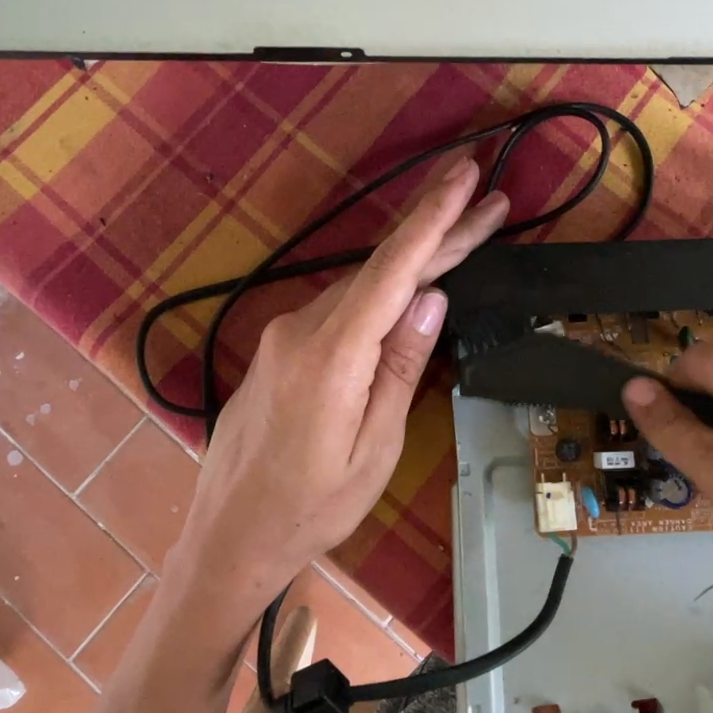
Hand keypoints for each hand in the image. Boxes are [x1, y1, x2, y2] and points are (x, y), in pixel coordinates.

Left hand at [174, 156, 509, 608]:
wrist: (228, 536)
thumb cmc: (311, 508)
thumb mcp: (374, 448)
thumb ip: (400, 368)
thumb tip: (431, 298)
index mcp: (331, 355)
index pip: (393, 271)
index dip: (434, 219)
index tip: (466, 176)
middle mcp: (302, 328)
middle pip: (380, 269)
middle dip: (436, 228)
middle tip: (483, 190)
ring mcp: (285, 335)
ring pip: (360, 286)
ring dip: (413, 262)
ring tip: (465, 233)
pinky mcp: (280, 348)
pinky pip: (341, 308)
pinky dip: (381, 291)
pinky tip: (411, 285)